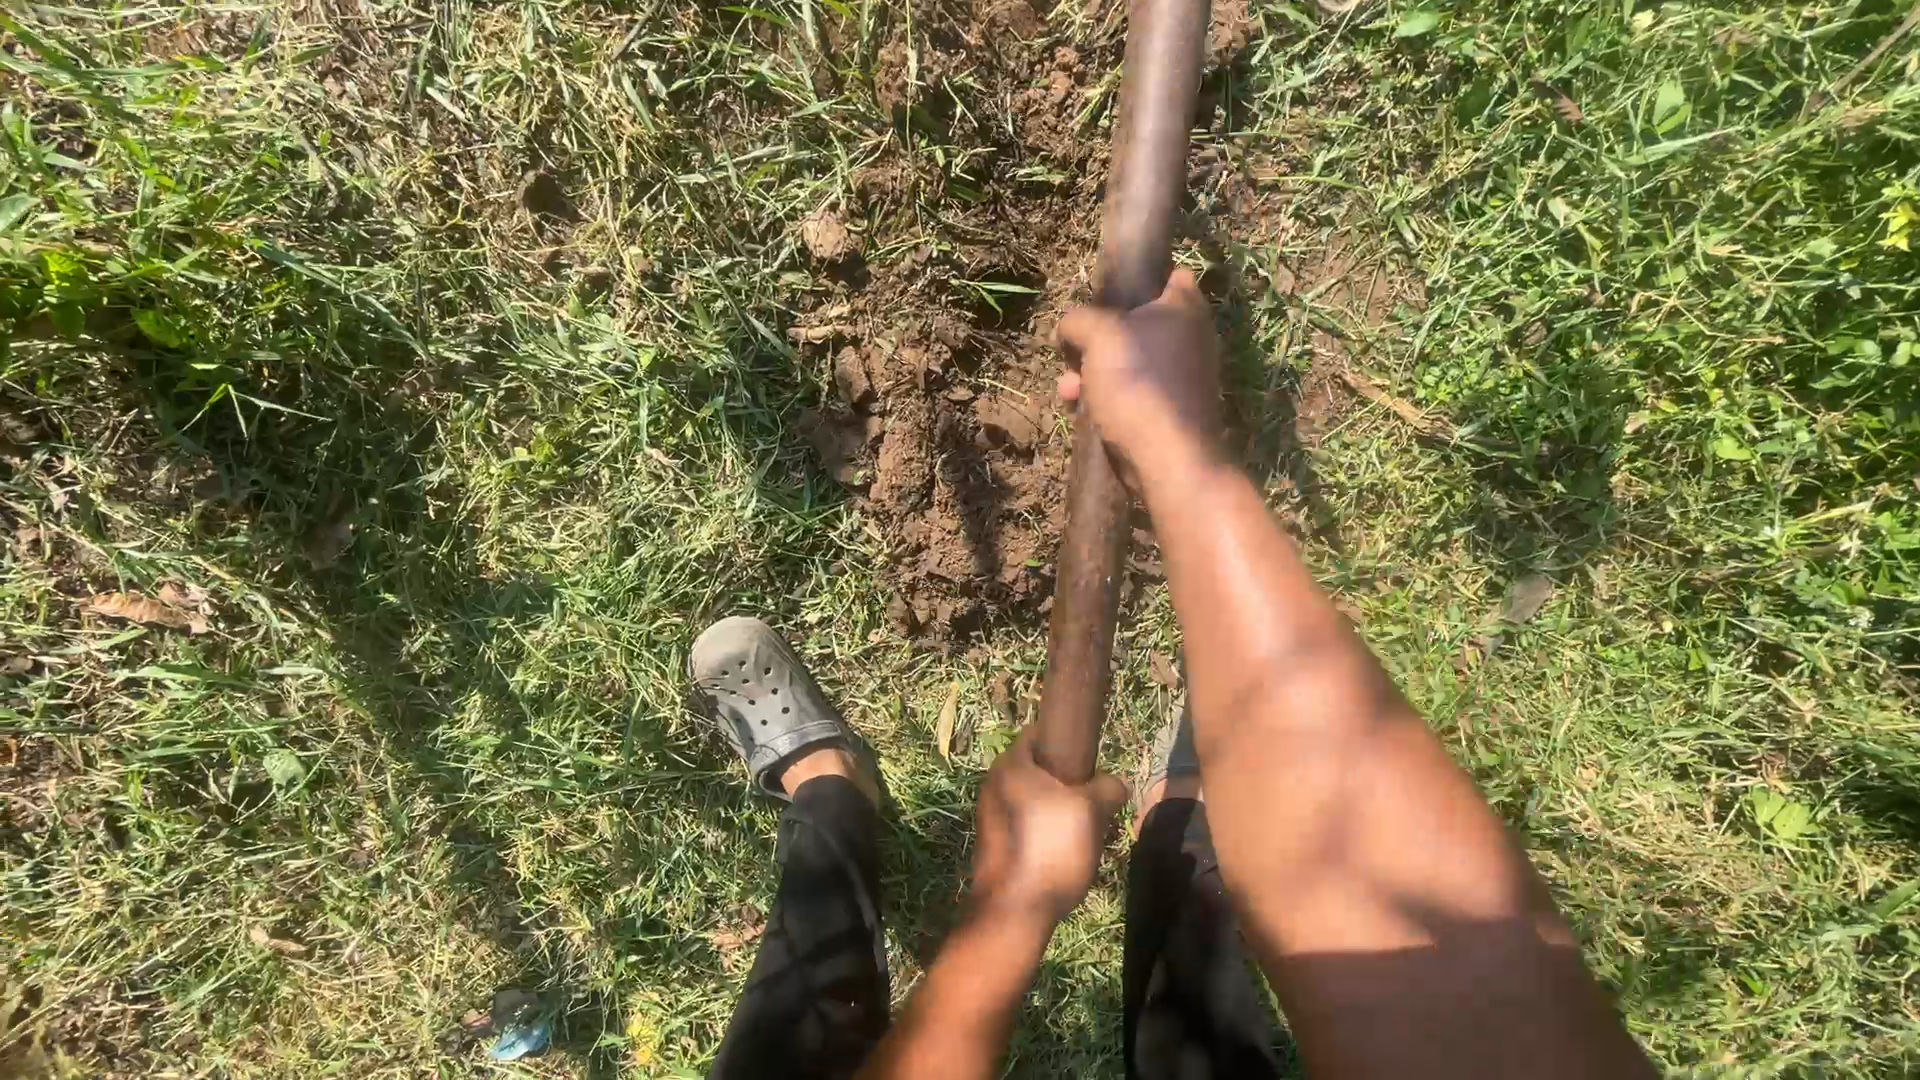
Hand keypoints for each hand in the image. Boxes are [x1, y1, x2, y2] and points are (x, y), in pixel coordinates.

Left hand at [967, 731, 1128, 924]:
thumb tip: (1116, 784)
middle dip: (1071, 784)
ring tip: (1088, 834)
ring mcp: (991, 814)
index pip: (1039, 733)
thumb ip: (1107, 788)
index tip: (1092, 759)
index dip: (1068, 741)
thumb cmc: (1050, 847)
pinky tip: (1068, 856)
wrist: (1014, 910)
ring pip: (1037, 800)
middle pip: (1041, 770)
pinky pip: (1028, 825)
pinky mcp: (995, 841)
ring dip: (1062, 812)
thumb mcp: (1090, 811)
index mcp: (1010, 764)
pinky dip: (1048, 833)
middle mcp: (994, 783)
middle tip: (1097, 803)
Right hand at [1053, 268, 1223, 488]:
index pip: (1169, 276)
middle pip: (1133, 325)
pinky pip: (1126, 396)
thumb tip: (1069, 327)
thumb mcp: (1099, 334)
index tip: (1105, 296)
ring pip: (1123, 364)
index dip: (1136, 281)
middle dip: (1095, 339)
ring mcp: (1176, 379)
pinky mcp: (1163, 413)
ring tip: (1068, 388)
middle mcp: (1187, 340)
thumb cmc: (1138, 382)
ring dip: (1089, 373)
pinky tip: (1077, 410)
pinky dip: (1102, 400)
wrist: (1166, 457)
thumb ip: (1079, 319)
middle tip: (1073, 350)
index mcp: (1184, 308)